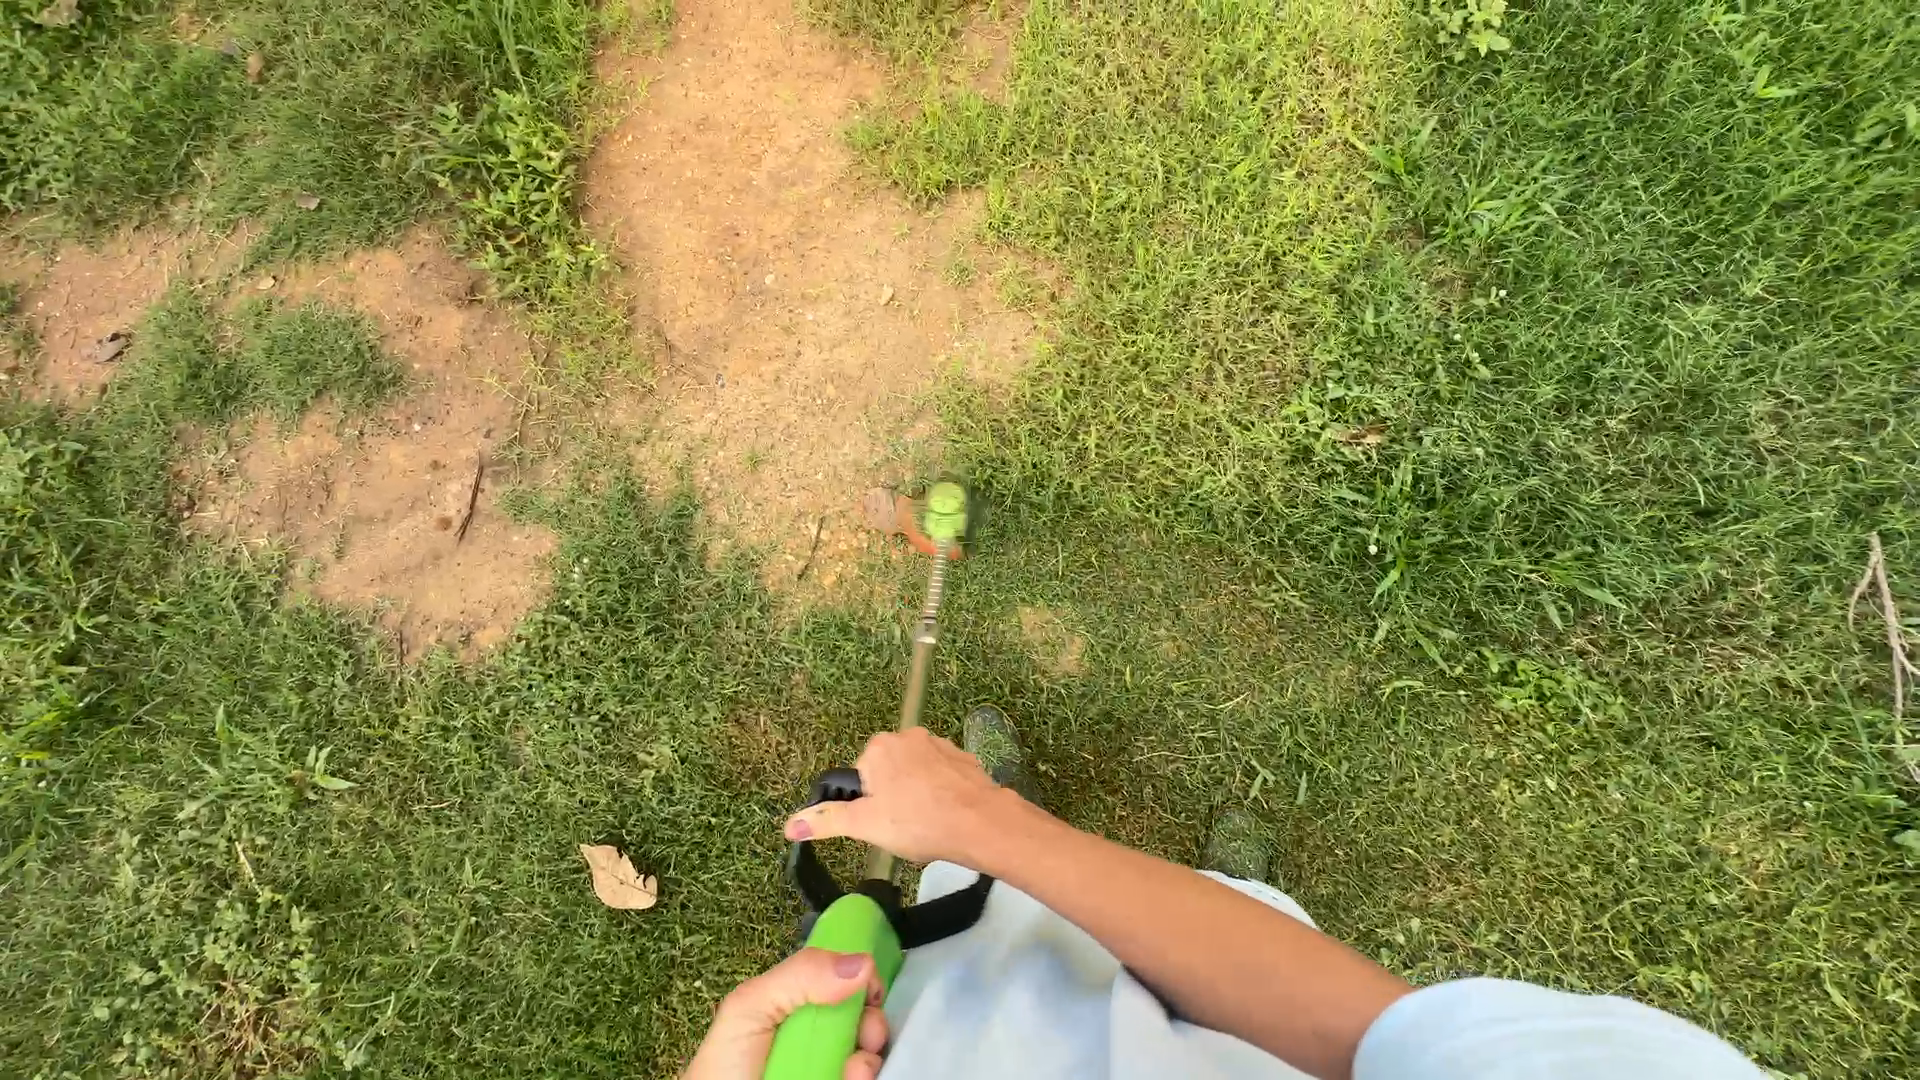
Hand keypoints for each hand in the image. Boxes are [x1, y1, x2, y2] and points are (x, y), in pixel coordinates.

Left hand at [682, 949, 888, 1079]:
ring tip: (855, 1071)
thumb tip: (864, 964)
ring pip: (868, 1055)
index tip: (869, 994)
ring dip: (870, 1057)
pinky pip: (863, 1077)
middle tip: (868, 1035)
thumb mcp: (750, 1008)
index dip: (862, 983)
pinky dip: (864, 1077)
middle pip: (863, 1018)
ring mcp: (824, 1068)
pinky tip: (853, 1079)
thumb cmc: (725, 1069)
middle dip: (871, 1024)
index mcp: (796, 1006)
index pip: (843, 981)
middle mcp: (815, 1036)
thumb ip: (801, 975)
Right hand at [782, 728, 1014, 865]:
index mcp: (880, 746)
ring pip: (917, 774)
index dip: (868, 804)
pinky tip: (948, 815)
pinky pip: (944, 776)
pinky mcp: (965, 757)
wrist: (978, 821)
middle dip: (892, 798)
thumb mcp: (865, 825)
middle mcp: (909, 735)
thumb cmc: (916, 821)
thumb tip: (789, 825)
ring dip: (918, 795)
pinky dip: (942, 793)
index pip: (862, 777)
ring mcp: (940, 743)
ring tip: (928, 824)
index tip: (882, 823)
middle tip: (903, 827)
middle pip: (889, 772)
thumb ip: (827, 821)